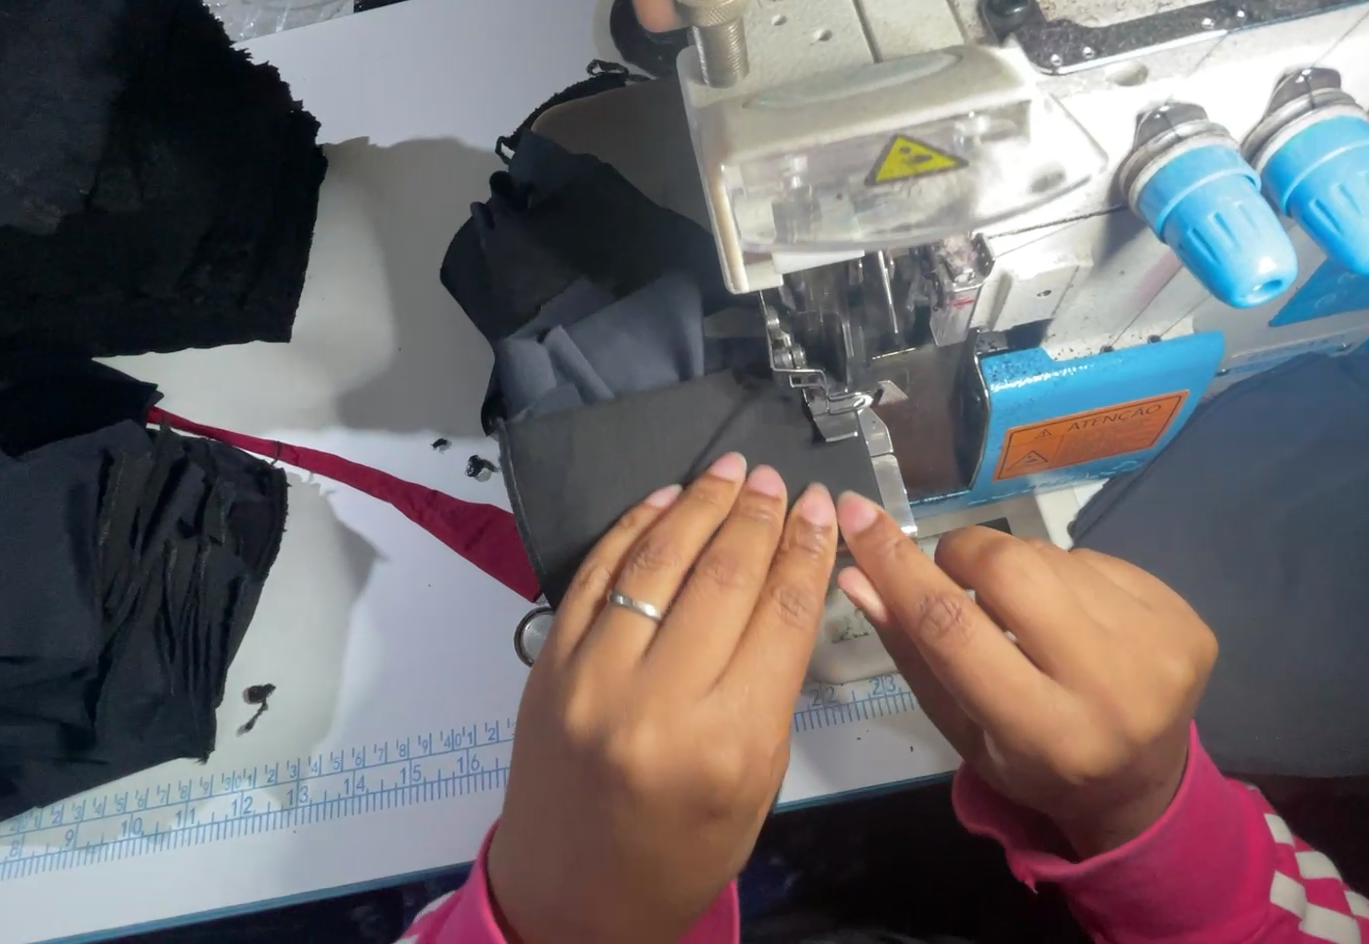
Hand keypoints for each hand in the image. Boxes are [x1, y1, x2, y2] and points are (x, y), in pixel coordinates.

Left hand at [487, 454, 837, 943]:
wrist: (570, 897)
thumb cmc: (683, 850)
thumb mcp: (757, 780)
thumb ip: (771, 681)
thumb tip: (787, 580)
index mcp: (728, 742)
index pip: (781, 616)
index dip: (806, 550)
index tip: (819, 506)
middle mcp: (659, 700)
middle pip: (723, 576)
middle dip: (758, 516)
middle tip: (776, 479)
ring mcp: (592, 675)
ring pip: (658, 561)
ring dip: (699, 504)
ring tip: (729, 471)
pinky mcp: (549, 662)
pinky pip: (597, 574)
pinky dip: (634, 527)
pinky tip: (666, 498)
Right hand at [833, 495, 1216, 857]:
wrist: (1141, 784)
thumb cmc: (1027, 759)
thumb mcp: (955, 722)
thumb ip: (906, 647)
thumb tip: (855, 575)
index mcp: (1041, 732)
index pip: (950, 626)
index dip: (894, 563)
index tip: (854, 512)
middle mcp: (1110, 689)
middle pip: (1008, 569)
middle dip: (962, 553)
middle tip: (952, 572)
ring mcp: (1157, 646)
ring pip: (1045, 553)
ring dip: (1012, 566)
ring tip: (1022, 611)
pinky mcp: (1183, 616)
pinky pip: (1087, 555)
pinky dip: (1058, 572)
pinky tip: (1068, 614)